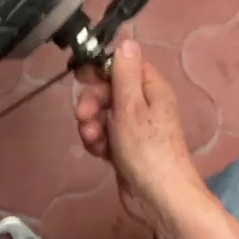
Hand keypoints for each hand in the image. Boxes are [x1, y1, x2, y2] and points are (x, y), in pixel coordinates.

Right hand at [74, 41, 201, 224]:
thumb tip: (127, 39)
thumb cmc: (146, 149)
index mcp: (151, 88)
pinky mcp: (125, 149)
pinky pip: (104, 136)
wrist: (158, 198)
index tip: (81, 76)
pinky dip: (98, 142)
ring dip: (92, 125)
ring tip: (94, 141)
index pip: (123, 65)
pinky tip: (98, 153)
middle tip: (84, 116)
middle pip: (108, 90)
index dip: (100, 69)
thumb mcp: (131, 106)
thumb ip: (125, 73)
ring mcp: (134, 128)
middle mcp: (144, 104)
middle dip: (92, 102)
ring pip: (102, 115)